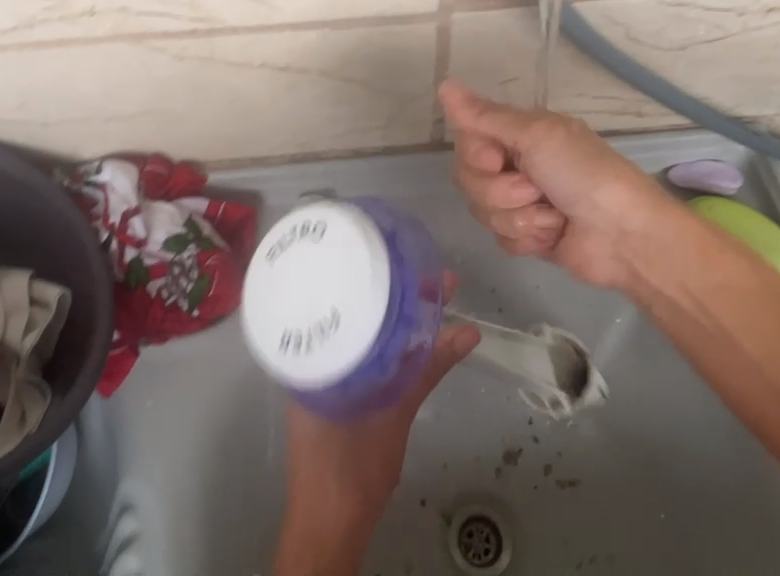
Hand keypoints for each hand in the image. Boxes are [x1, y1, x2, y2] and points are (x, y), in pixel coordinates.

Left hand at [276, 279, 480, 575]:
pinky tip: (412, 334)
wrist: (332, 522)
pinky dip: (388, 344)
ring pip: (361, 335)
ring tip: (426, 292)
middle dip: (389, 294)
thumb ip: (426, 370)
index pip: (336, 300)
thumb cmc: (348, 467)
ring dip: (391, 318)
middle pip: (353, 314)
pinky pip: (364, 357)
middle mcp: (316, 360)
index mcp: (312, 356)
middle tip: (425, 271)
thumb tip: (467, 331)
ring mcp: (327, 378)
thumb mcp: (391, 414)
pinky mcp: (341, 394)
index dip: (370, 277)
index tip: (399, 256)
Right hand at [439, 80, 672, 289]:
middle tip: (534, 190)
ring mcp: (521, 203)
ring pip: (482, 211)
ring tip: (552, 216)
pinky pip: (500, 238)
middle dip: (498, 191)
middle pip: (468, 178)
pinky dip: (527, 238)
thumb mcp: (536, 134)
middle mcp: (516, 163)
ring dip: (518, 216)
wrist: (624, 234)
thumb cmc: (584, 173)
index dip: (475, 154)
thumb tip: (444, 85)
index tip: (498, 159)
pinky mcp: (528, 236)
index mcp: (520, 133)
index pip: (467, 140)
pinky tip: (553, 236)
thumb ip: (485, 116)